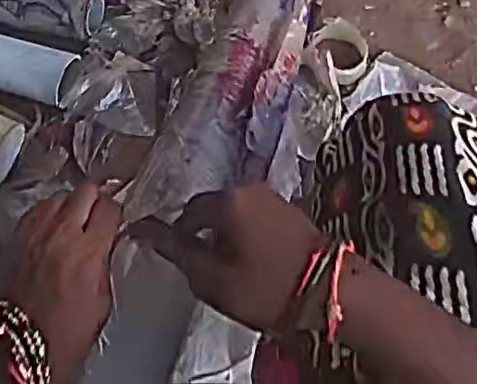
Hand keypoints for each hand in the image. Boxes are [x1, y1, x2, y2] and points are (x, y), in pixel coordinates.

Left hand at [0, 183, 122, 380]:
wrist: (18, 348)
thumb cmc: (61, 338)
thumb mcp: (100, 303)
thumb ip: (106, 263)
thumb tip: (108, 242)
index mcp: (88, 252)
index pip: (110, 207)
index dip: (116, 208)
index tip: (116, 214)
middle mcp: (62, 234)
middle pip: (86, 190)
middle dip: (96, 197)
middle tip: (98, 208)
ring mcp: (37, 232)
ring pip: (61, 195)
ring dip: (71, 204)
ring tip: (73, 219)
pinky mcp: (17, 235)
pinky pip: (38, 208)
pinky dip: (48, 212)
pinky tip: (52, 226)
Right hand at [130, 185, 324, 332]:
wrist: (330, 289)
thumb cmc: (268, 287)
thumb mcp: (217, 281)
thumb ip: (181, 254)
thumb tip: (145, 229)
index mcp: (226, 201)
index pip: (188, 213)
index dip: (182, 238)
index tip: (188, 263)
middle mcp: (246, 187)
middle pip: (211, 208)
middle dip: (205, 235)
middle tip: (211, 269)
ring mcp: (269, 194)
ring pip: (233, 211)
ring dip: (227, 233)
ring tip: (234, 267)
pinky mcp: (286, 205)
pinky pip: (253, 213)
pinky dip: (246, 231)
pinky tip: (255, 258)